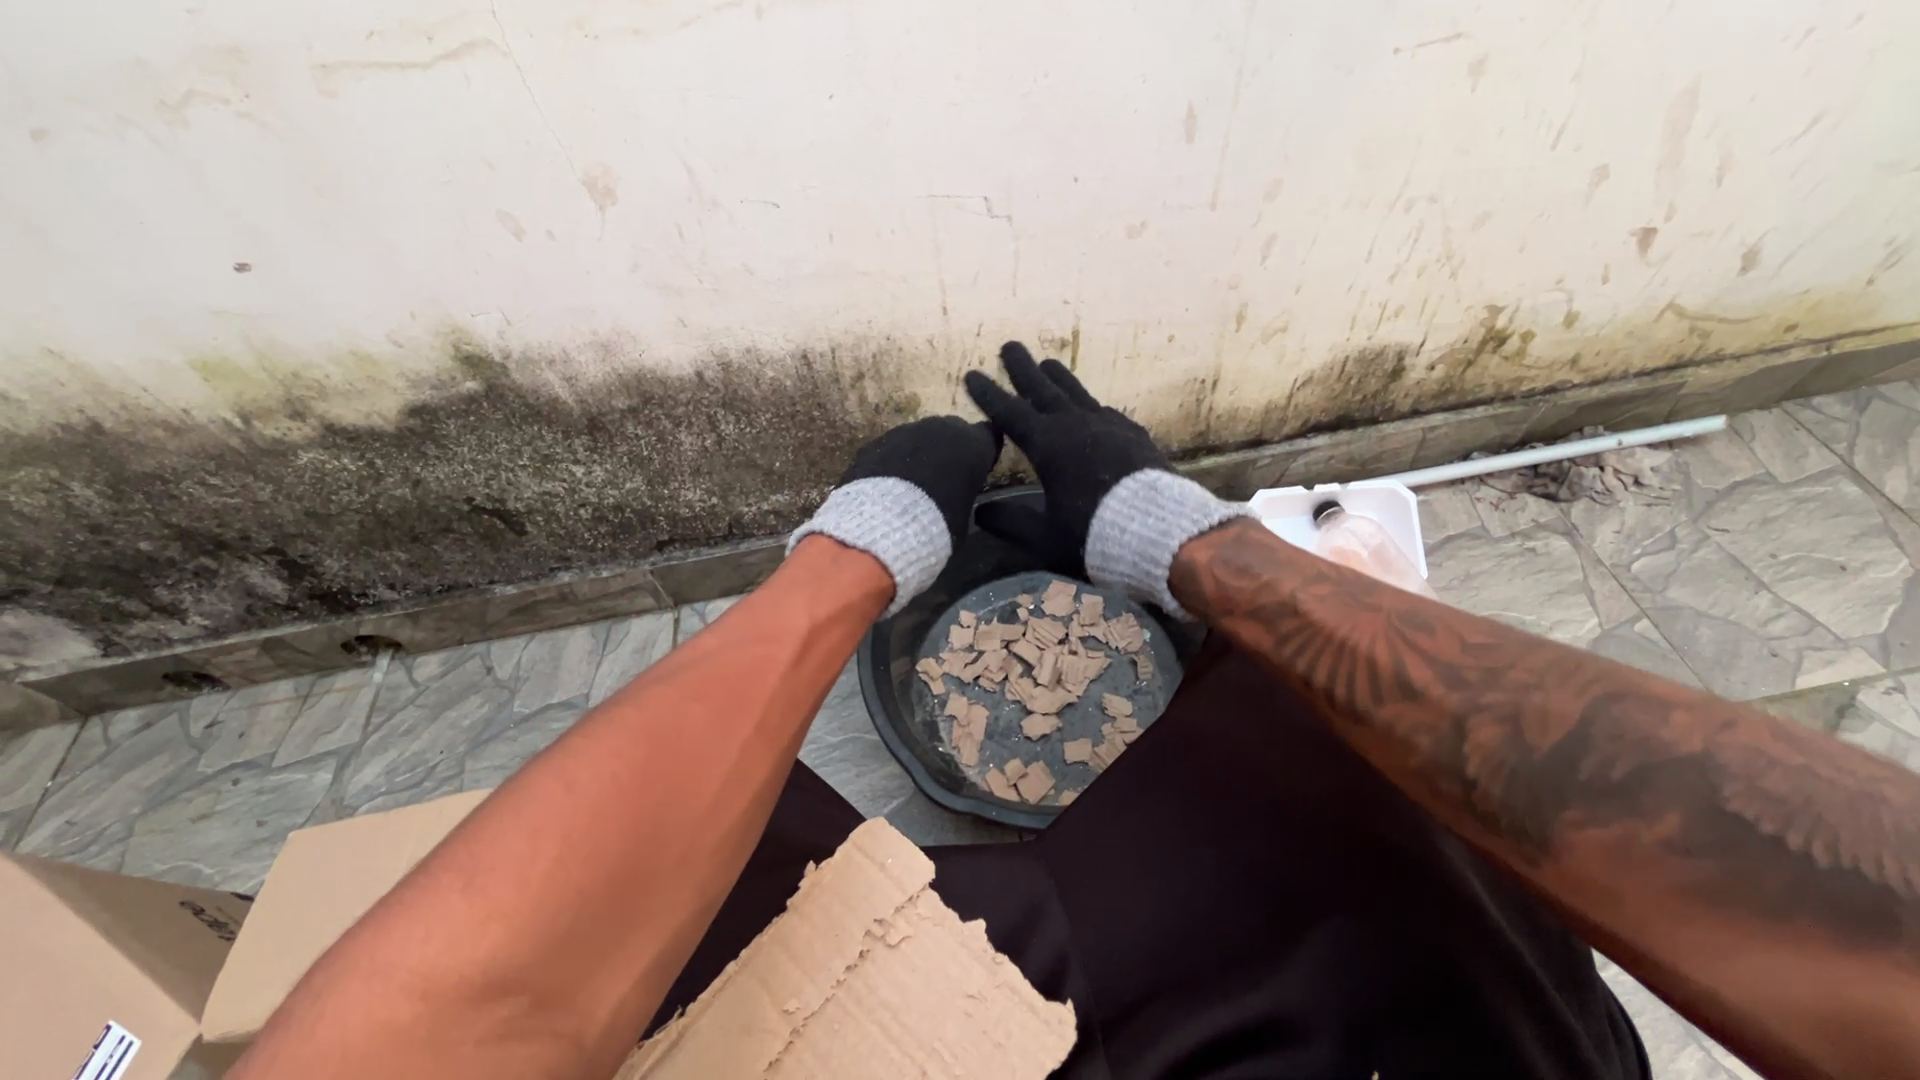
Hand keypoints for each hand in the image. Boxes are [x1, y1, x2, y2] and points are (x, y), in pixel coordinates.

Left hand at [837, 416, 1001, 547]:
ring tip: (910, 486)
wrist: (886, 524)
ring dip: (917, 455)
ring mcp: (904, 432)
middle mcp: (940, 428)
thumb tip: (956, 497)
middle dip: (948, 450)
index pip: (988, 436)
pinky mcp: (874, 443)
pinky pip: (889, 449)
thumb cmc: (938, 524)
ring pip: (917, 437)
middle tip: (943, 478)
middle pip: (951, 431)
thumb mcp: (964, 514)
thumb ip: (963, 494)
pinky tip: (886, 487)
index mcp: (972, 445)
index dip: (982, 451)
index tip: (977, 468)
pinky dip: (890, 463)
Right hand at [965, 341, 1246, 616]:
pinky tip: (1093, 408)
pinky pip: (1105, 412)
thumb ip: (1011, 522)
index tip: (972, 374)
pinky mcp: (1135, 436)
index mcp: (1048, 445)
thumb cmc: (1095, 535)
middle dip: (1023, 369)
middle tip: (1010, 346)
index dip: (989, 394)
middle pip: (1044, 390)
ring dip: (1058, 378)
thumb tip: (979, 512)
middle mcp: (1076, 427)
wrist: (1162, 532)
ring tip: (1048, 363)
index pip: (1010, 413)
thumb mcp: (1044, 538)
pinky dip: (1090, 405)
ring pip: (1077, 394)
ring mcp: (1109, 427)